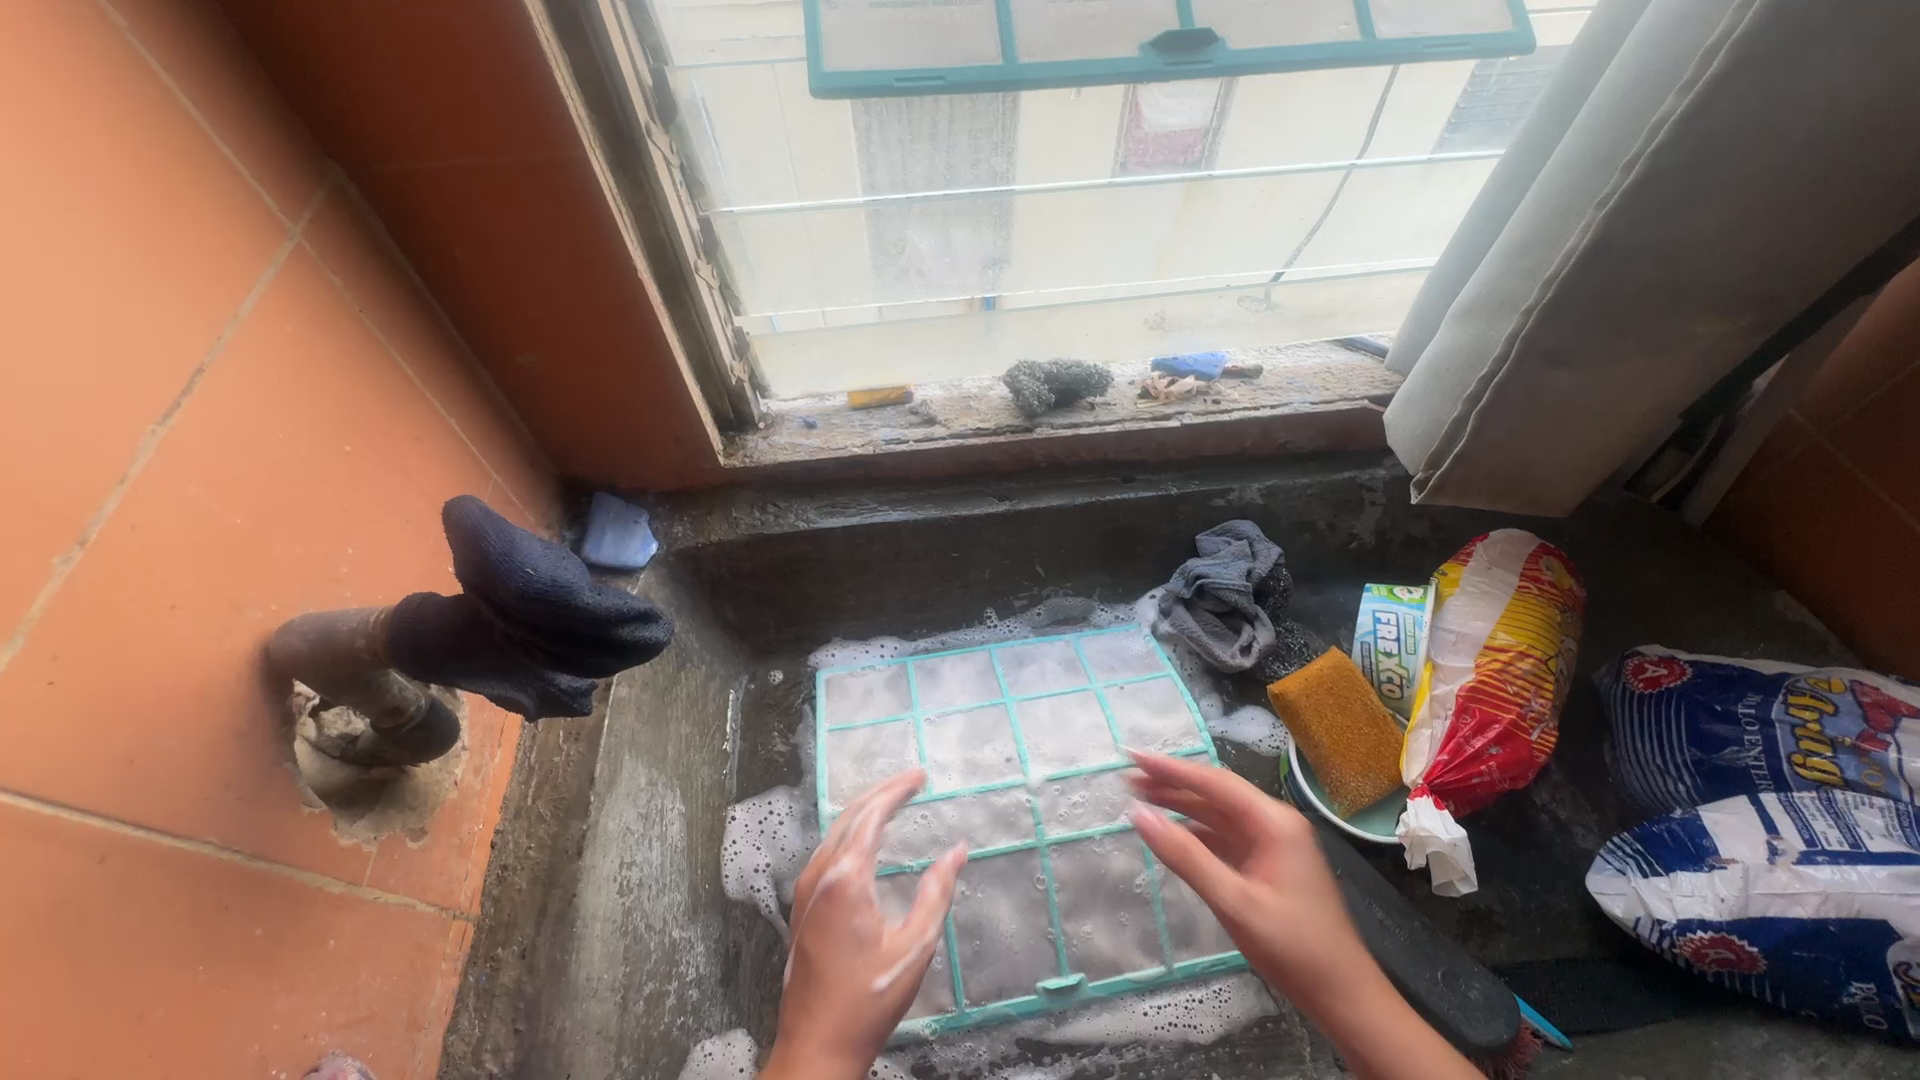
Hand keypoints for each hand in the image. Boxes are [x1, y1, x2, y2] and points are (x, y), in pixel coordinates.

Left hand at [763, 769, 965, 1079]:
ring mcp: (806, 890)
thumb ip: (937, 892)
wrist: (816, 1045)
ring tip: (894, 799)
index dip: (896, 790)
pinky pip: (827, 850)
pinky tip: (867, 837)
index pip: (872, 815)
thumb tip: (957, 851)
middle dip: (882, 791)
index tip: (920, 776)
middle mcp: (819, 876)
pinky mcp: (802, 905)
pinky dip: (852, 831)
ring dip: (865, 809)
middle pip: (850, 815)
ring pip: (835, 830)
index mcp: (845, 879)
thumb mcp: (915, 947)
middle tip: (912, 779)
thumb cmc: (868, 1000)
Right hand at [1123, 750, 1369, 1005]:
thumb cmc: (1294, 948)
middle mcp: (1275, 823)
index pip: (1214, 782)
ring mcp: (1273, 844)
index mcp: (1274, 823)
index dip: (1170, 768)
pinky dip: (1195, 831)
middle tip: (1128, 776)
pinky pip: (1225, 837)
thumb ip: (1185, 857)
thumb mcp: (1234, 902)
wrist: (1344, 996)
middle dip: (1171, 783)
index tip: (1133, 756)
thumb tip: (1138, 815)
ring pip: (1218, 814)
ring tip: (1140, 797)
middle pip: (1215, 793)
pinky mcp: (1268, 865)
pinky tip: (1171, 832)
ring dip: (1181, 805)